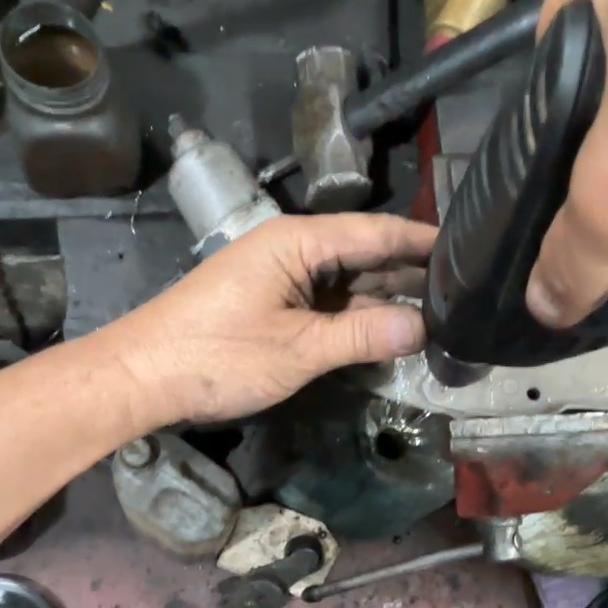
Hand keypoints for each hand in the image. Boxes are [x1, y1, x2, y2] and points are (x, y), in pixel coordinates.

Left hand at [107, 213, 435, 423]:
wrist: (143, 375)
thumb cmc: (218, 356)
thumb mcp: (297, 349)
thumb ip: (361, 336)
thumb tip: (421, 327)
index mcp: (297, 241)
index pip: (375, 232)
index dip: (420, 241)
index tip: (464, 250)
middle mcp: (291, 248)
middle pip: (363, 254)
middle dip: (408, 271)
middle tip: (460, 291)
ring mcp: (278, 275)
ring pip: (345, 281)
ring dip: (384, 298)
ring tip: (437, 312)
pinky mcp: (269, 302)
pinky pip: (324, 302)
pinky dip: (354, 316)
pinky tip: (383, 331)